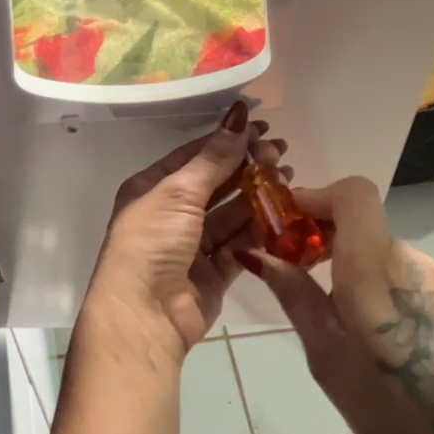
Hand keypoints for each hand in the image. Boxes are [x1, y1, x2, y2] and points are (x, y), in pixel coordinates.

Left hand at [81, 101, 284, 360]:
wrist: (144, 315)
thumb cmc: (151, 242)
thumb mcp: (178, 193)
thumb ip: (212, 159)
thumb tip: (236, 118)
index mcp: (151, 188)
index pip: (193, 156)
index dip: (225, 141)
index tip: (260, 128)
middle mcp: (170, 213)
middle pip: (215, 183)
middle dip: (246, 166)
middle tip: (282, 151)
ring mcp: (192, 244)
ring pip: (231, 213)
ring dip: (259, 195)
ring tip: (290, 175)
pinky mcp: (214, 272)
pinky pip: (241, 244)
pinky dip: (262, 230)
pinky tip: (287, 213)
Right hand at [242, 178, 433, 433]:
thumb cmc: (397, 417)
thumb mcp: (329, 360)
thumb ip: (296, 296)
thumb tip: (258, 253)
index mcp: (376, 270)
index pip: (353, 193)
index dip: (319, 195)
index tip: (293, 223)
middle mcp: (417, 263)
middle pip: (367, 230)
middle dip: (332, 244)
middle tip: (306, 279)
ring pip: (392, 260)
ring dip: (364, 274)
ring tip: (354, 329)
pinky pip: (420, 283)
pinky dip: (395, 295)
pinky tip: (395, 346)